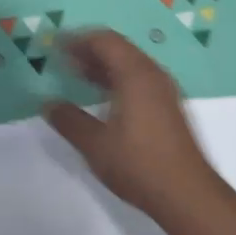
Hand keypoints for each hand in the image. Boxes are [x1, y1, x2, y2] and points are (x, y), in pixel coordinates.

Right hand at [44, 30, 223, 220]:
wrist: (187, 194)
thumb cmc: (138, 164)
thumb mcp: (95, 144)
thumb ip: (69, 120)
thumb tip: (49, 105)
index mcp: (135, 76)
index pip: (105, 41)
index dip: (77, 40)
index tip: (54, 48)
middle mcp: (153, 76)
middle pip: (119, 49)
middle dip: (89, 51)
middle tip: (62, 61)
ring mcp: (165, 91)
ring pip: (131, 65)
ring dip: (103, 66)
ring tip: (77, 78)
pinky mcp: (169, 108)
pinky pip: (140, 80)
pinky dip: (117, 80)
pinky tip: (102, 99)